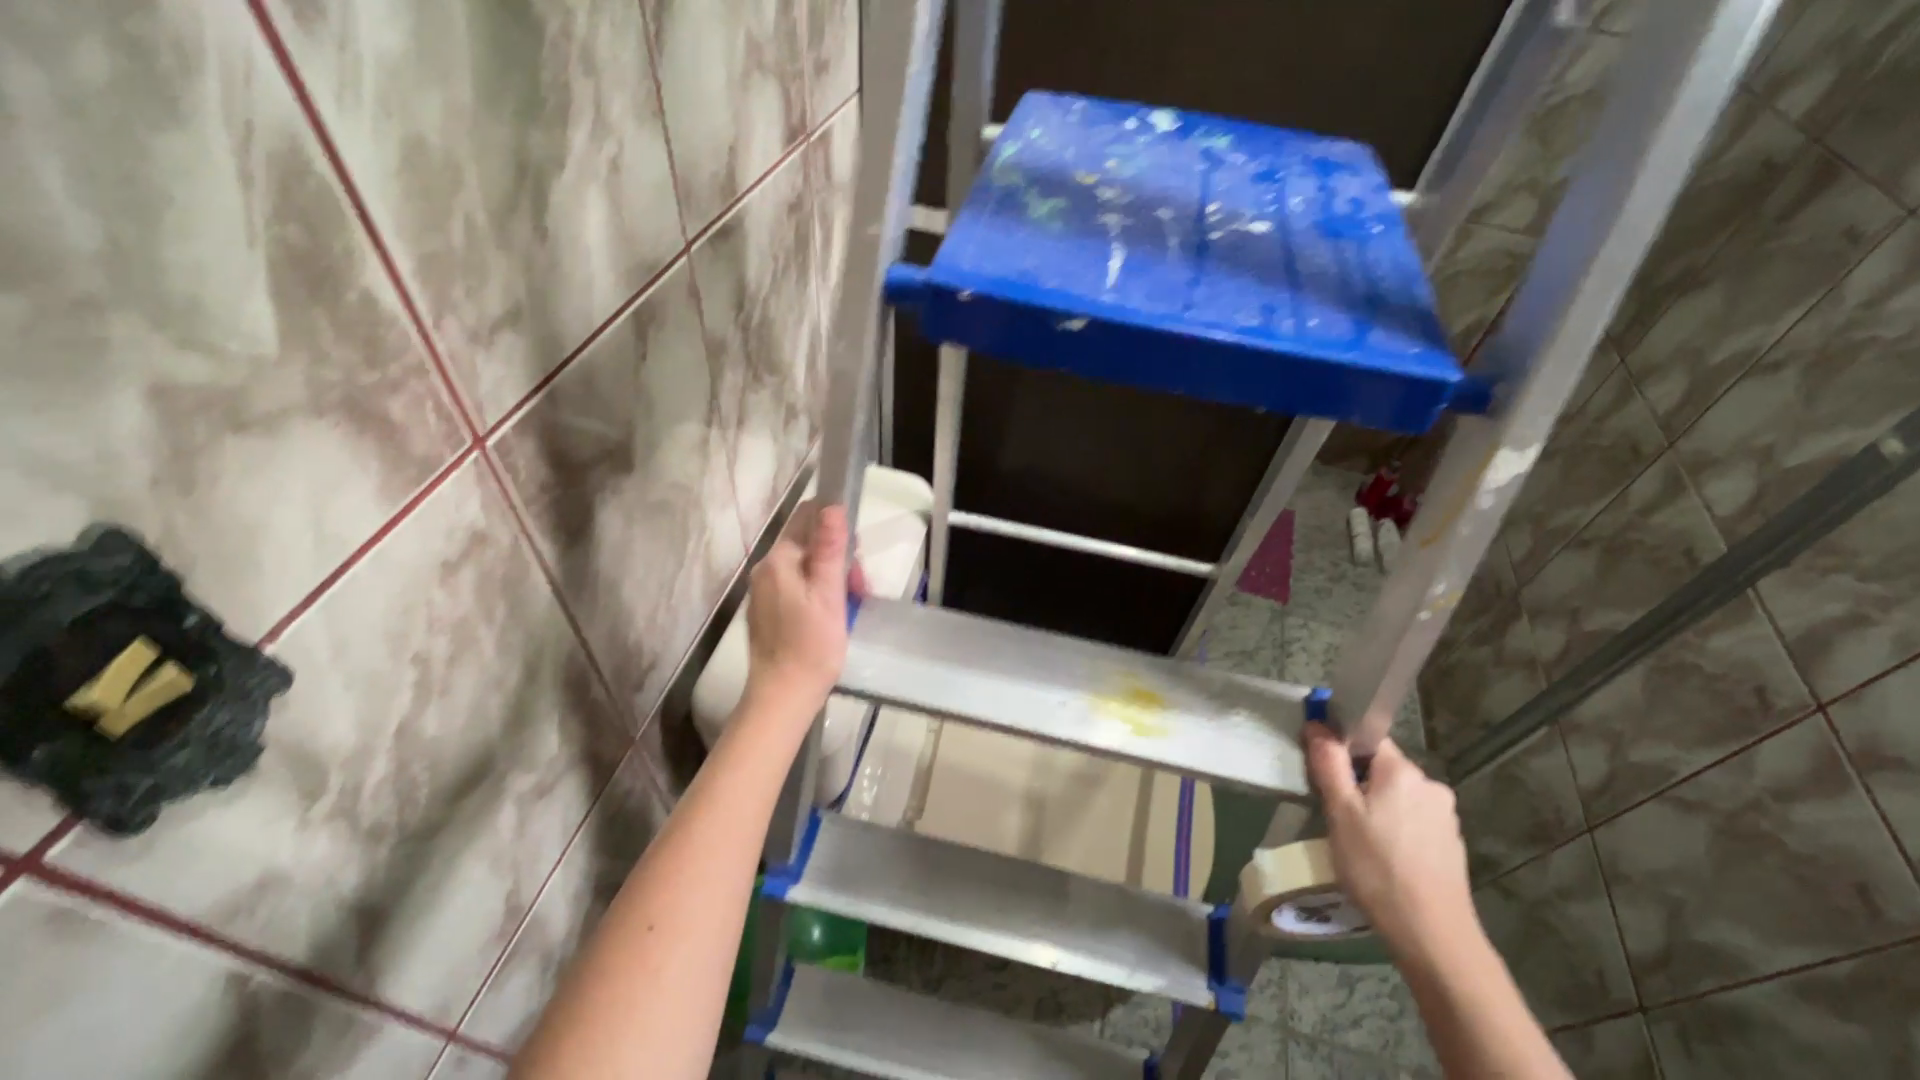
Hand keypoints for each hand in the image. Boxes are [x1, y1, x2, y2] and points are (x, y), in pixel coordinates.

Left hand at [743, 502, 859, 712]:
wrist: (783, 695)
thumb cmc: (811, 646)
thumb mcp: (829, 595)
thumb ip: (829, 548)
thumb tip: (833, 506)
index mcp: (778, 560)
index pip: (806, 517)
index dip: (836, 526)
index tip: (856, 555)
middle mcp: (765, 569)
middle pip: (807, 542)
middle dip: (837, 558)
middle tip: (858, 588)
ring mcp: (764, 591)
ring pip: (804, 566)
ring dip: (831, 577)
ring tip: (849, 605)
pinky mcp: (768, 610)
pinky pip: (796, 587)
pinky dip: (817, 593)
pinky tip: (831, 616)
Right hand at [1306, 724, 1478, 962]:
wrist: (1431, 932)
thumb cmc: (1376, 868)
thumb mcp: (1340, 814)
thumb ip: (1329, 765)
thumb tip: (1318, 726)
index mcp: (1403, 771)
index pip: (1368, 739)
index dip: (1341, 750)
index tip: (1322, 775)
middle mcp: (1430, 785)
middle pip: (1383, 769)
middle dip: (1358, 784)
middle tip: (1335, 816)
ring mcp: (1445, 815)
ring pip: (1398, 797)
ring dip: (1377, 808)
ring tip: (1359, 842)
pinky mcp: (1451, 843)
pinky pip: (1414, 821)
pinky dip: (1396, 830)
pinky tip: (1385, 858)